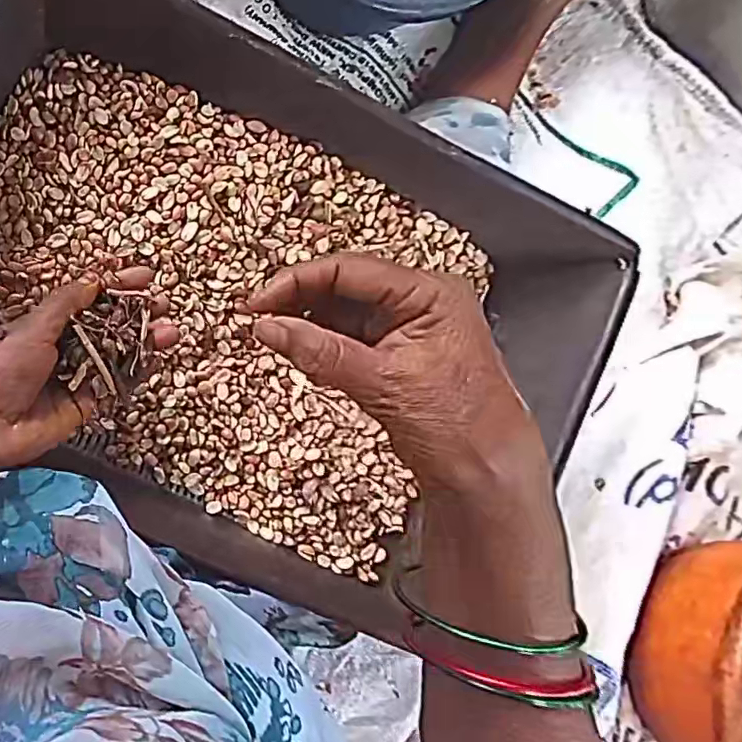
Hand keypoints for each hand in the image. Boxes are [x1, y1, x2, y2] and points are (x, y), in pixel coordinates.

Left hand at [0, 267, 176, 484]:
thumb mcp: (30, 328)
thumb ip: (64, 305)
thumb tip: (93, 281)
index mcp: (43, 325)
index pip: (86, 299)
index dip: (115, 287)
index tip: (142, 275)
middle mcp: (61, 348)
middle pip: (107, 326)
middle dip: (135, 313)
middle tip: (162, 302)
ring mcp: (74, 376)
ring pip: (116, 354)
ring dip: (142, 341)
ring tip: (169, 329)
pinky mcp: (84, 404)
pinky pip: (115, 385)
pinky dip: (137, 372)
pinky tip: (156, 358)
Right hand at [245, 255, 542, 492]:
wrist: (484, 472)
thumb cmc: (459, 425)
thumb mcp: (381, 383)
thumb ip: (319, 351)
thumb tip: (267, 327)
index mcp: (428, 292)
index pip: (346, 269)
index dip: (294, 282)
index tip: (257, 303)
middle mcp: (415, 300)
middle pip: (337, 285)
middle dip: (294, 301)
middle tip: (256, 319)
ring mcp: (401, 326)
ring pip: (334, 311)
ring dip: (301, 324)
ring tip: (273, 340)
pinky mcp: (387, 351)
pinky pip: (338, 337)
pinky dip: (314, 346)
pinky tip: (300, 358)